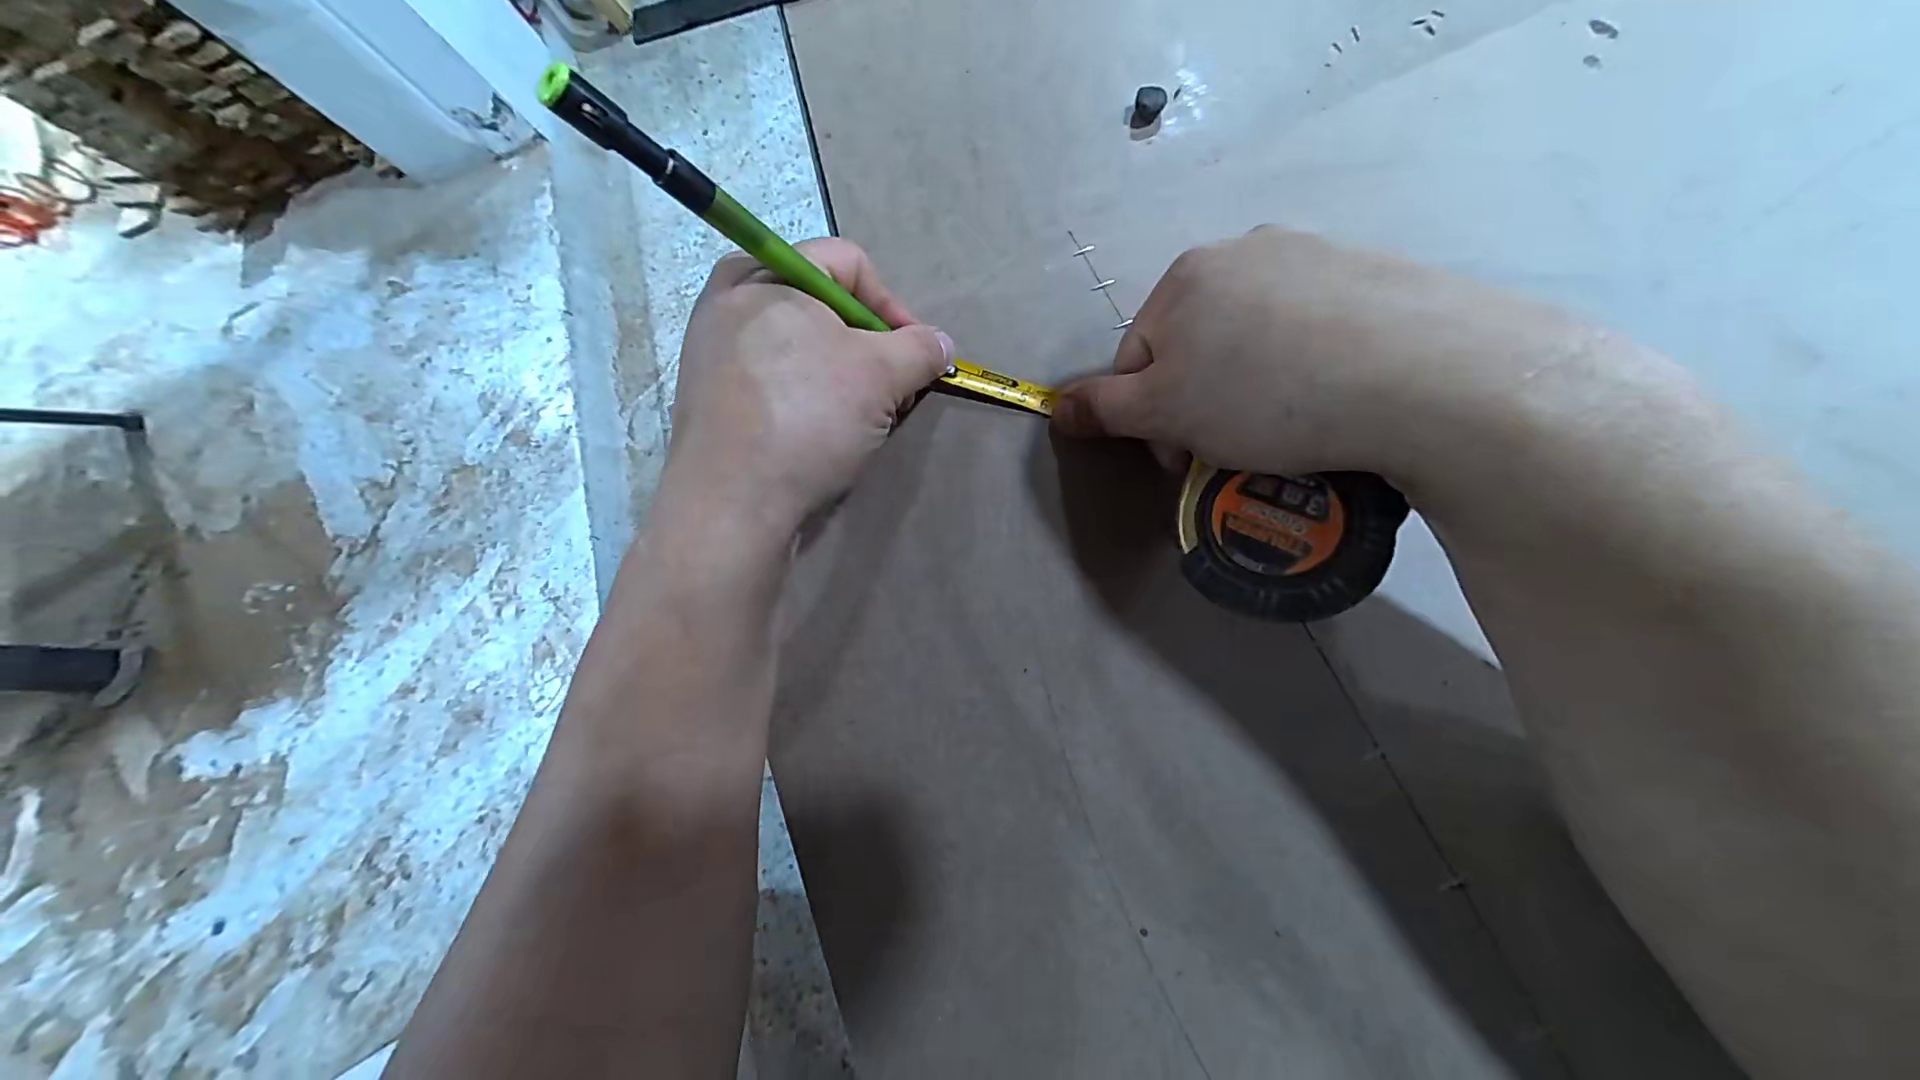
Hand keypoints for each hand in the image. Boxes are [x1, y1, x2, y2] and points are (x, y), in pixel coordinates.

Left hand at [659, 238, 953, 547]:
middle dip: (869, 347)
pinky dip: (809, 399)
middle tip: (892, 388)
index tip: (917, 355)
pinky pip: (776, 382)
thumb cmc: (807, 420)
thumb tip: (940, 344)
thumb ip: (920, 349)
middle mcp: (730, 302)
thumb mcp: (881, 377)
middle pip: (825, 307)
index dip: (894, 307)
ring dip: (844, 378)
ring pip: (802, 349)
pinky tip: (824, 435)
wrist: (732, 503)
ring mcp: (715, 353)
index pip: (850, 265)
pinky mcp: (714, 400)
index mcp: (764, 274)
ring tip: (863, 418)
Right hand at [1050, 226, 1593, 489]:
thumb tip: (1056, 408)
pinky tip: (1329, 399)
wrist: (1421, 373)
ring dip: (1247, 387)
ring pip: (1251, 339)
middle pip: (1193, 345)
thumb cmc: (1265, 396)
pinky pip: (1310, 331)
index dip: (1147, 419)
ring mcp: (1312, 256)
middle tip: (1229, 449)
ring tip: (1284, 430)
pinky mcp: (1371, 275)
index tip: (1180, 461)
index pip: (1136, 357)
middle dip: (1197, 402)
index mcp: (1185, 279)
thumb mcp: (1166, 413)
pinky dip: (1303, 368)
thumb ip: (1104, 409)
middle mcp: (1243, 252)